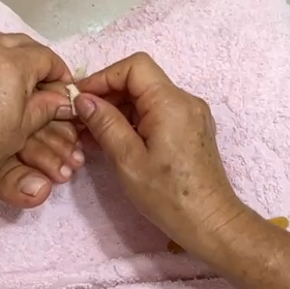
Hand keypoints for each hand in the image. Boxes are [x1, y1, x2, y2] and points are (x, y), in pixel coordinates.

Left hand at [0, 15, 74, 204]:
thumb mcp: (19, 132)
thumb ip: (44, 108)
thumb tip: (64, 98)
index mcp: (11, 67)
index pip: (44, 57)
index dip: (57, 70)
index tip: (60, 84)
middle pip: (19, 42)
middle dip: (34, 59)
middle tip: (37, 80)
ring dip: (4, 46)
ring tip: (9, 64)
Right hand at [75, 52, 251, 253]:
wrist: (209, 222)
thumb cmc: (168, 196)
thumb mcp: (128, 160)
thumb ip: (105, 124)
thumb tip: (84, 100)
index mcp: (171, 103)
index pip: (134, 67)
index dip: (103, 77)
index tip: (80, 98)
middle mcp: (185, 101)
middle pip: (140, 80)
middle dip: (108, 94)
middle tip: (80, 117)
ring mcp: (190, 115)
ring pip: (147, 97)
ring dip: (118, 109)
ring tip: (91, 132)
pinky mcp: (190, 129)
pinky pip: (157, 113)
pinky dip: (133, 120)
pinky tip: (113, 139)